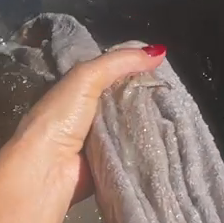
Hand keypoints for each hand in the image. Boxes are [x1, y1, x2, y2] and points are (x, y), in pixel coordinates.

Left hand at [0, 44, 163, 208]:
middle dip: (146, 97)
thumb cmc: (59, 119)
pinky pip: (131, 150)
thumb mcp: (85, 78)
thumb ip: (117, 62)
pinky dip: (146, 146)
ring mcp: (95, 140)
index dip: (133, 68)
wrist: (45, 170)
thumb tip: (158, 51)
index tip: (163, 66)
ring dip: (149, 122)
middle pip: (122, 100)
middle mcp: (83, 114)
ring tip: (178, 114)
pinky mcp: (106, 163)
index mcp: (73, 91)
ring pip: (130, 125)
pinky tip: (166, 139)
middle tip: (175, 94)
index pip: (109, 74)